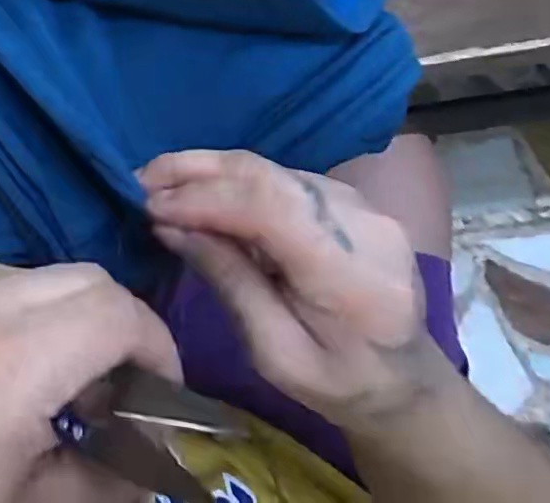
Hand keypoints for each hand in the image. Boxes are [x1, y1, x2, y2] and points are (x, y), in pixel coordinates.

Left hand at [0, 257, 179, 502]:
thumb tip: (169, 445)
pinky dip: (42, 308)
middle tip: (123, 389)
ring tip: (73, 377)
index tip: (164, 390)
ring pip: (58, 274)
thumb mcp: (38, 502)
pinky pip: (19, 276)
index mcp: (14, 352)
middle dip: (123, 328)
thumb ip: (116, 469)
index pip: (118, 311)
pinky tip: (26, 356)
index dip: (158, 346)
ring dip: (82, 316)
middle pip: (94, 279)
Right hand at [141, 149, 449, 428]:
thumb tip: (168, 226)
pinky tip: (198, 188)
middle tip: (141, 179)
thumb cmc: (341, 383)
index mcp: (350, 272)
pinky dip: (229, 178)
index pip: (268, 209)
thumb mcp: (276, 353)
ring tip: (158, 180)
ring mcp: (355, 200)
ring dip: (206, 169)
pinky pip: (275, 174)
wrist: (408, 379)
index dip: (203, 199)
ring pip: (266, 166)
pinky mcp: (342, 194)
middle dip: (194, 170)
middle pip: (265, 174)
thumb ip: (228, 281)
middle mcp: (359, 220)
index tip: (150, 205)